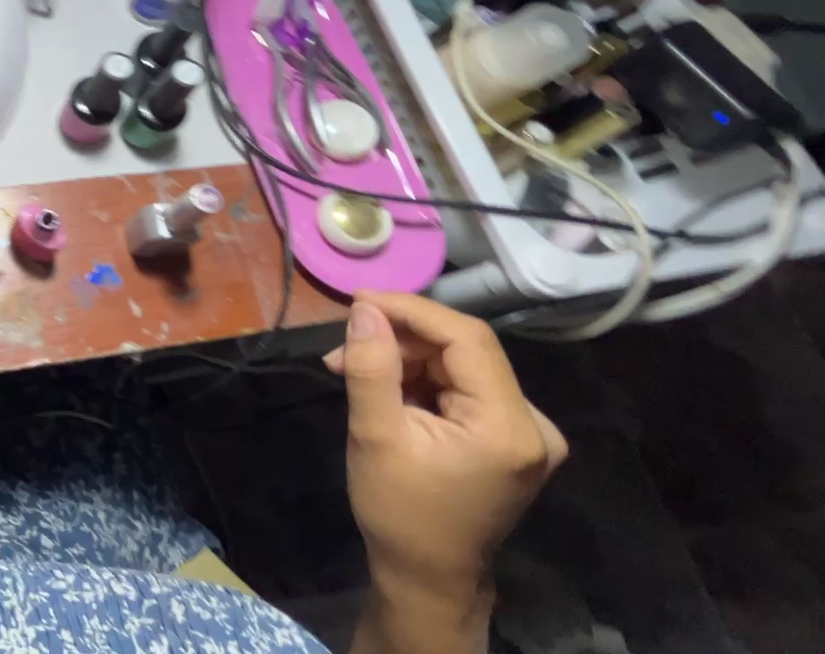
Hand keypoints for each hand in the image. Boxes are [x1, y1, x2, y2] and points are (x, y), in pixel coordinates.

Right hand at [326, 293, 566, 601]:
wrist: (427, 573)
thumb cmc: (399, 509)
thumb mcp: (374, 435)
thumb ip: (372, 368)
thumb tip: (364, 310)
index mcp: (509, 427)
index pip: (467, 340)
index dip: (412, 310)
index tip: (358, 300)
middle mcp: (533, 424)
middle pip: (461, 350)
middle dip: (397, 340)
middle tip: (339, 350)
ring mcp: (525, 431)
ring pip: (456, 365)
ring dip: (401, 359)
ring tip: (348, 371)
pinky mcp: (507, 436)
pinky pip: (459, 385)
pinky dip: (416, 379)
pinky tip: (382, 390)